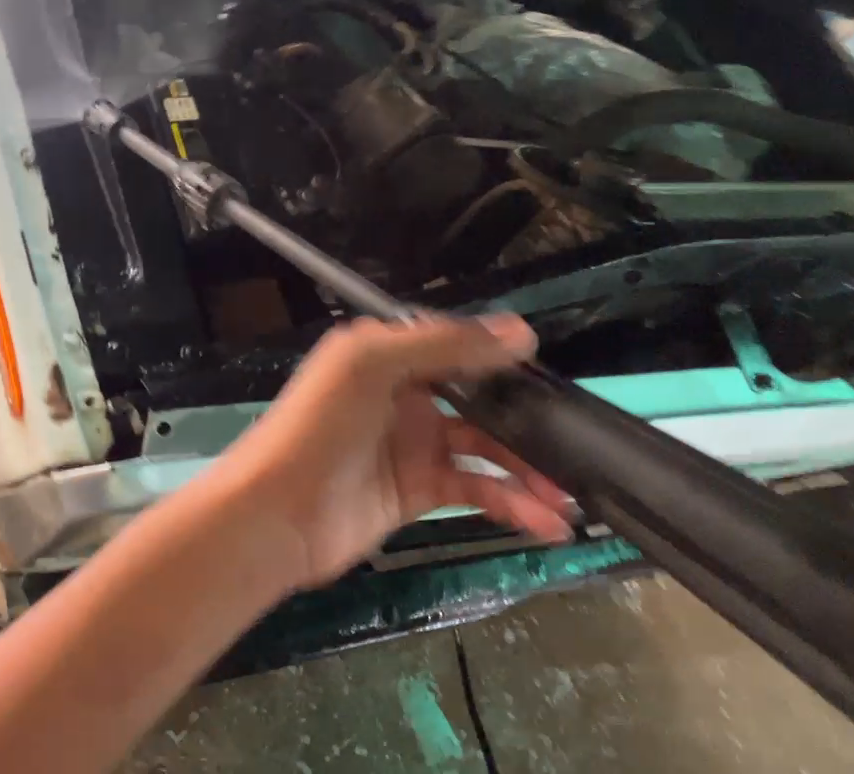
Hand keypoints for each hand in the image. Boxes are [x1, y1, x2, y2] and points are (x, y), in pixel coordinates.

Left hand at [221, 315, 575, 589]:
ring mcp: (409, 446)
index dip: (497, 357)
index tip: (548, 375)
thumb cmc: (317, 427)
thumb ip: (439, 343)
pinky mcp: (415, 492)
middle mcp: (399, 396)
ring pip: (484, 448)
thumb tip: (519, 331)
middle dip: (526, 417)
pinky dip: (512, 504)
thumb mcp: (367, 366)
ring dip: (529, 468)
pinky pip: (475, 491)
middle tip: (577, 440)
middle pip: (477, 399)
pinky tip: (546, 521)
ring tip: (571, 494)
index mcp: (382, 357)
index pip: (452, 346)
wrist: (276, 511)